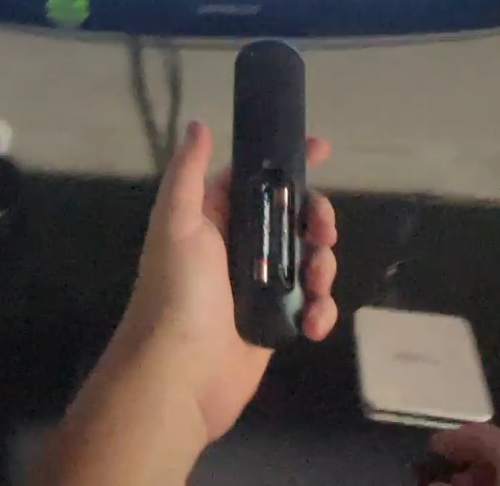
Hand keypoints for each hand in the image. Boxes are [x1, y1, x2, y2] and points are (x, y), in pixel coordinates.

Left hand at [107, 120, 338, 440]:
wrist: (179, 375)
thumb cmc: (177, 290)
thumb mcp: (176, 222)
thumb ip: (187, 172)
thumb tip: (199, 124)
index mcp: (214, 216)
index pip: (256, 178)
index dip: (288, 163)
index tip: (322, 149)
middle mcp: (238, 245)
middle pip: (292, 216)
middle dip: (316, 218)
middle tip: (323, 231)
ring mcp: (258, 285)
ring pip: (308, 258)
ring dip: (323, 265)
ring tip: (317, 282)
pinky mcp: (274, 321)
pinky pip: (311, 304)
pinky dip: (321, 310)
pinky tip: (314, 322)